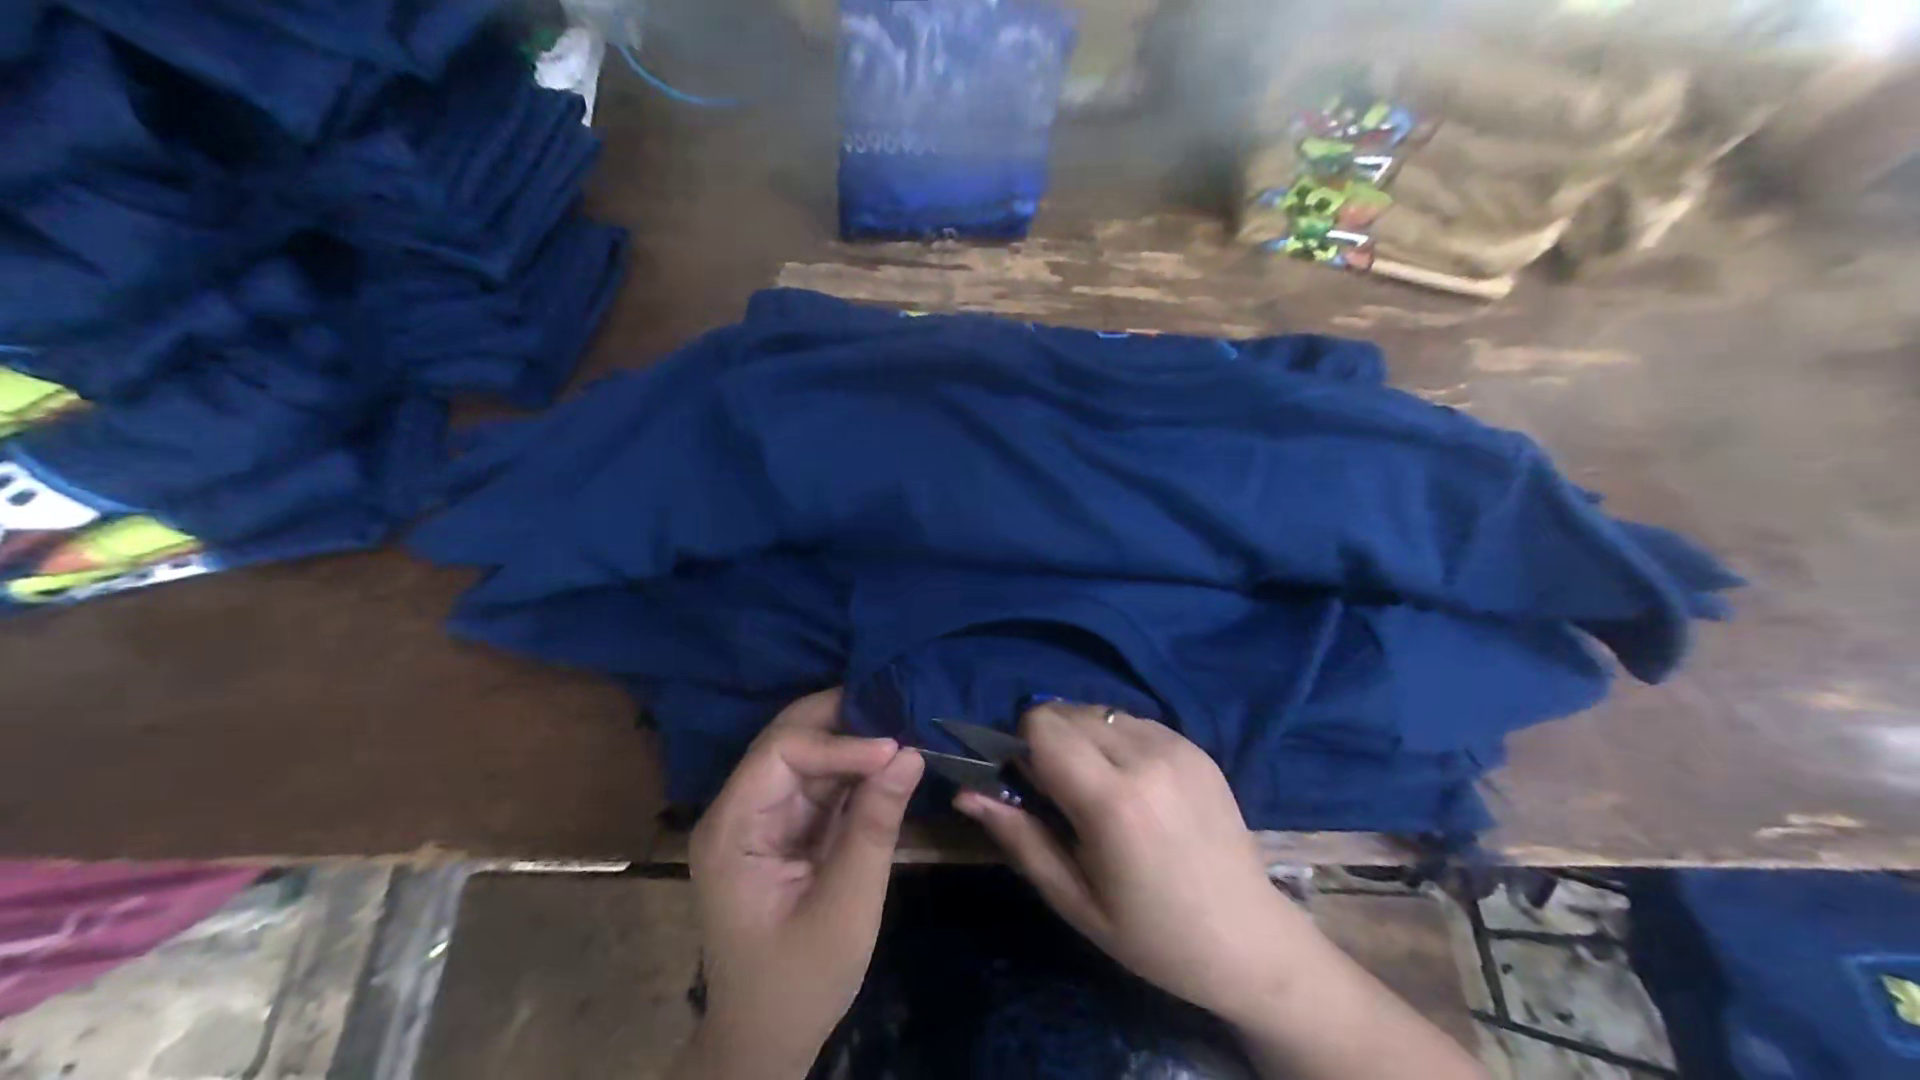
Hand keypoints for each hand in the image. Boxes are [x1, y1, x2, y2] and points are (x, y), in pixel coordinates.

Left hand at [678, 688, 924, 1078]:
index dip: (838, 743)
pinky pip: (822, 784)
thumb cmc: (800, 982)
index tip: (894, 749)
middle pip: (787, 741)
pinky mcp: (788, 830)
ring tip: (903, 724)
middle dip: (841, 721)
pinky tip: (890, 759)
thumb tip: (910, 754)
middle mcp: (740, 811)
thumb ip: (874, 826)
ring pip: (808, 755)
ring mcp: (763, 819)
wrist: (769, 1039)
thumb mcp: (845, 908)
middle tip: (897, 705)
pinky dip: (857, 770)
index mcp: (731, 829)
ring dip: (854, 741)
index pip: (780, 753)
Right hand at [955, 704, 1486, 1079]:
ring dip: (1080, 738)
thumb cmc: (1152, 935)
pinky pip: (1131, 720)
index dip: (1020, 749)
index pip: (1041, 727)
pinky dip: (1114, 740)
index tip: (1028, 788)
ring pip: (1096, 710)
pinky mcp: (1196, 745)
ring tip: (1098, 789)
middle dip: (1046, 742)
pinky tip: (1132, 784)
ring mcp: (1177, 746)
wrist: (1250, 941)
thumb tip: (965, 791)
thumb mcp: (1073, 900)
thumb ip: (1018, 837)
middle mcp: (1146, 757)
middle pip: (1064, 711)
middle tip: (1061, 794)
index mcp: (1113, 801)